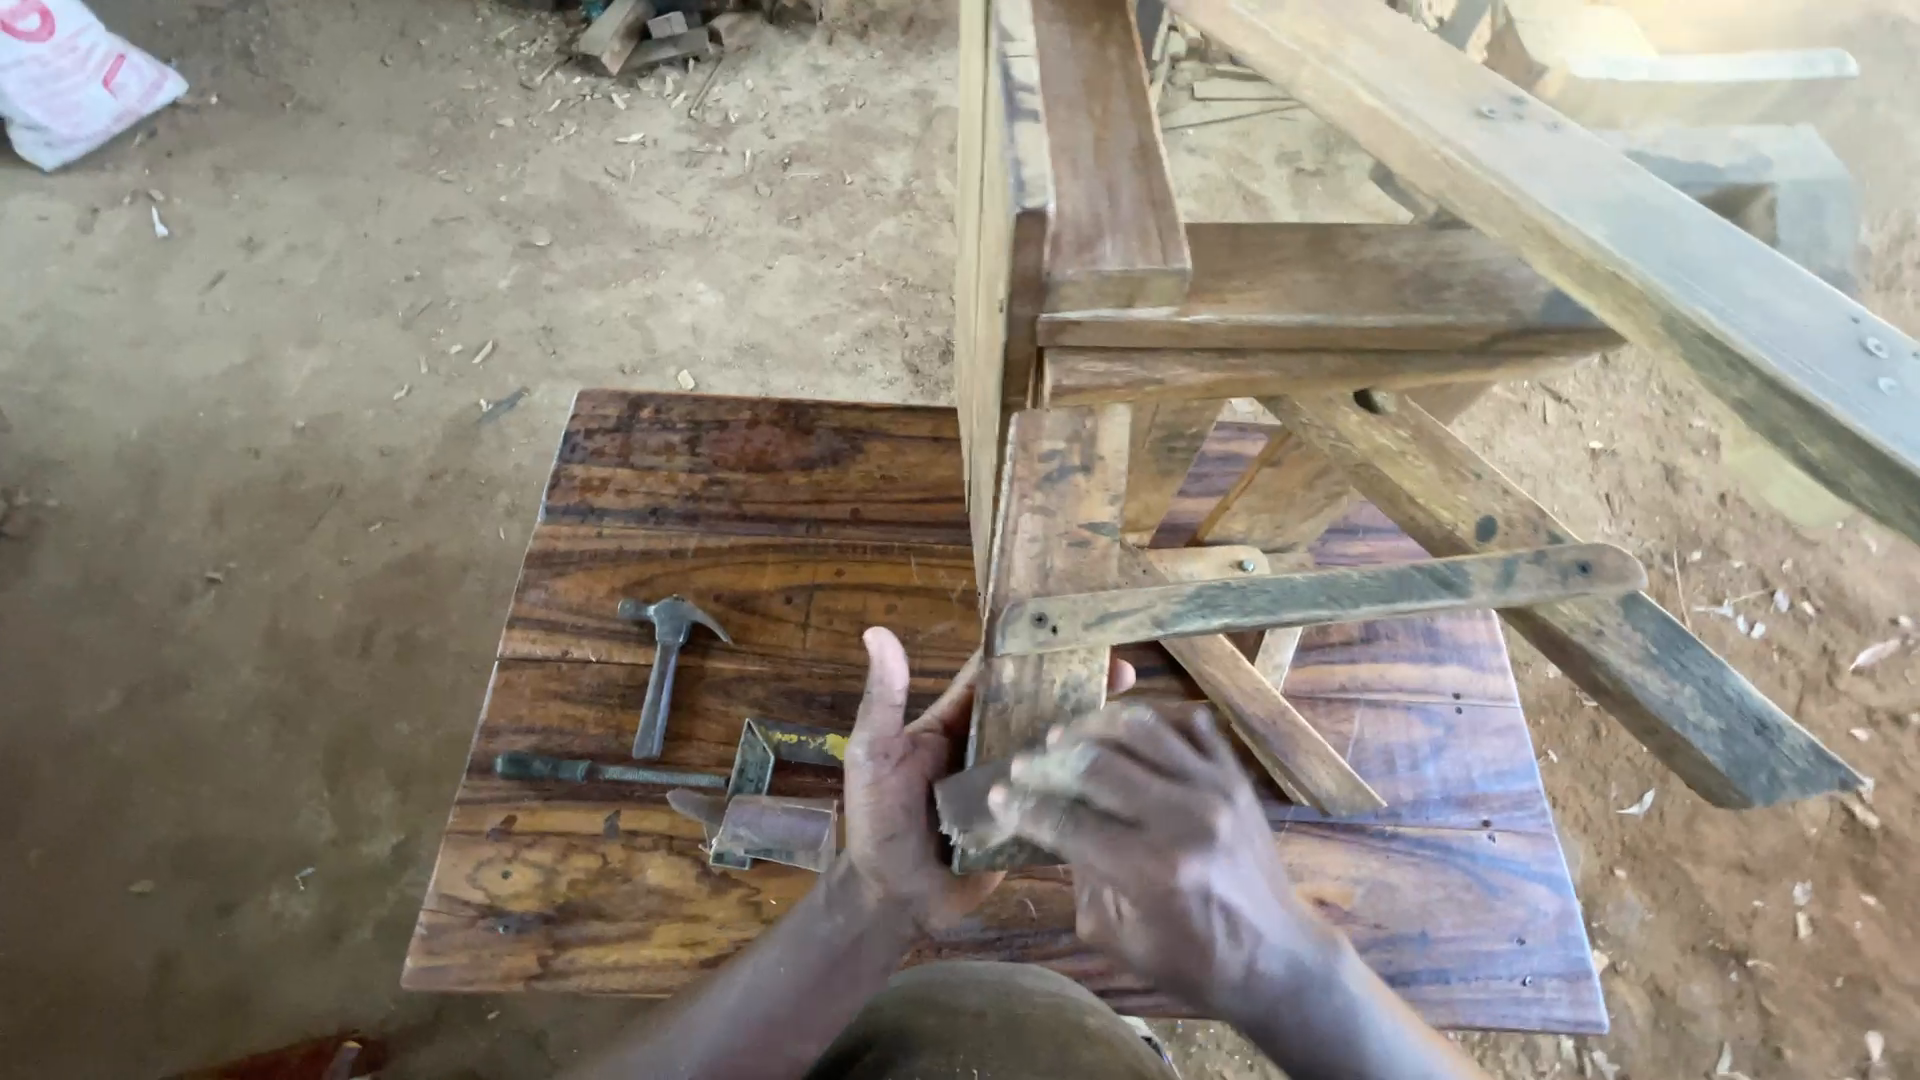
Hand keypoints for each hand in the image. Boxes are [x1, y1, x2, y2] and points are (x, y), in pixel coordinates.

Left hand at [843, 627, 1134, 931]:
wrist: (891, 898)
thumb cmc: (876, 819)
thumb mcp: (874, 753)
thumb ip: (884, 699)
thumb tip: (876, 632)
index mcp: (956, 720)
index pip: (998, 674)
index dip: (1031, 649)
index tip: (1072, 629)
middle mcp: (988, 745)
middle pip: (1037, 708)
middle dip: (1076, 686)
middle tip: (1125, 671)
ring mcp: (1011, 784)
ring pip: (1055, 751)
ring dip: (1089, 733)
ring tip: (1138, 721)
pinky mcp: (1026, 822)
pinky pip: (1060, 800)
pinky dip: (1088, 787)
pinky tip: (1129, 779)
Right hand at [986, 701, 1341, 1016]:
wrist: (1280, 958)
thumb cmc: (1195, 960)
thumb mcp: (1120, 936)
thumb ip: (1082, 875)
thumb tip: (1056, 824)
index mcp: (1151, 870)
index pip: (1068, 820)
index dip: (1024, 805)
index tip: (999, 795)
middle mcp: (1182, 818)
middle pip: (1095, 763)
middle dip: (1046, 761)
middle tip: (1025, 763)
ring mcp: (1213, 788)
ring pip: (1138, 727)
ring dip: (1090, 726)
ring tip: (1065, 737)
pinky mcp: (1234, 775)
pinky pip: (1187, 723)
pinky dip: (1150, 719)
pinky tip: (1123, 731)